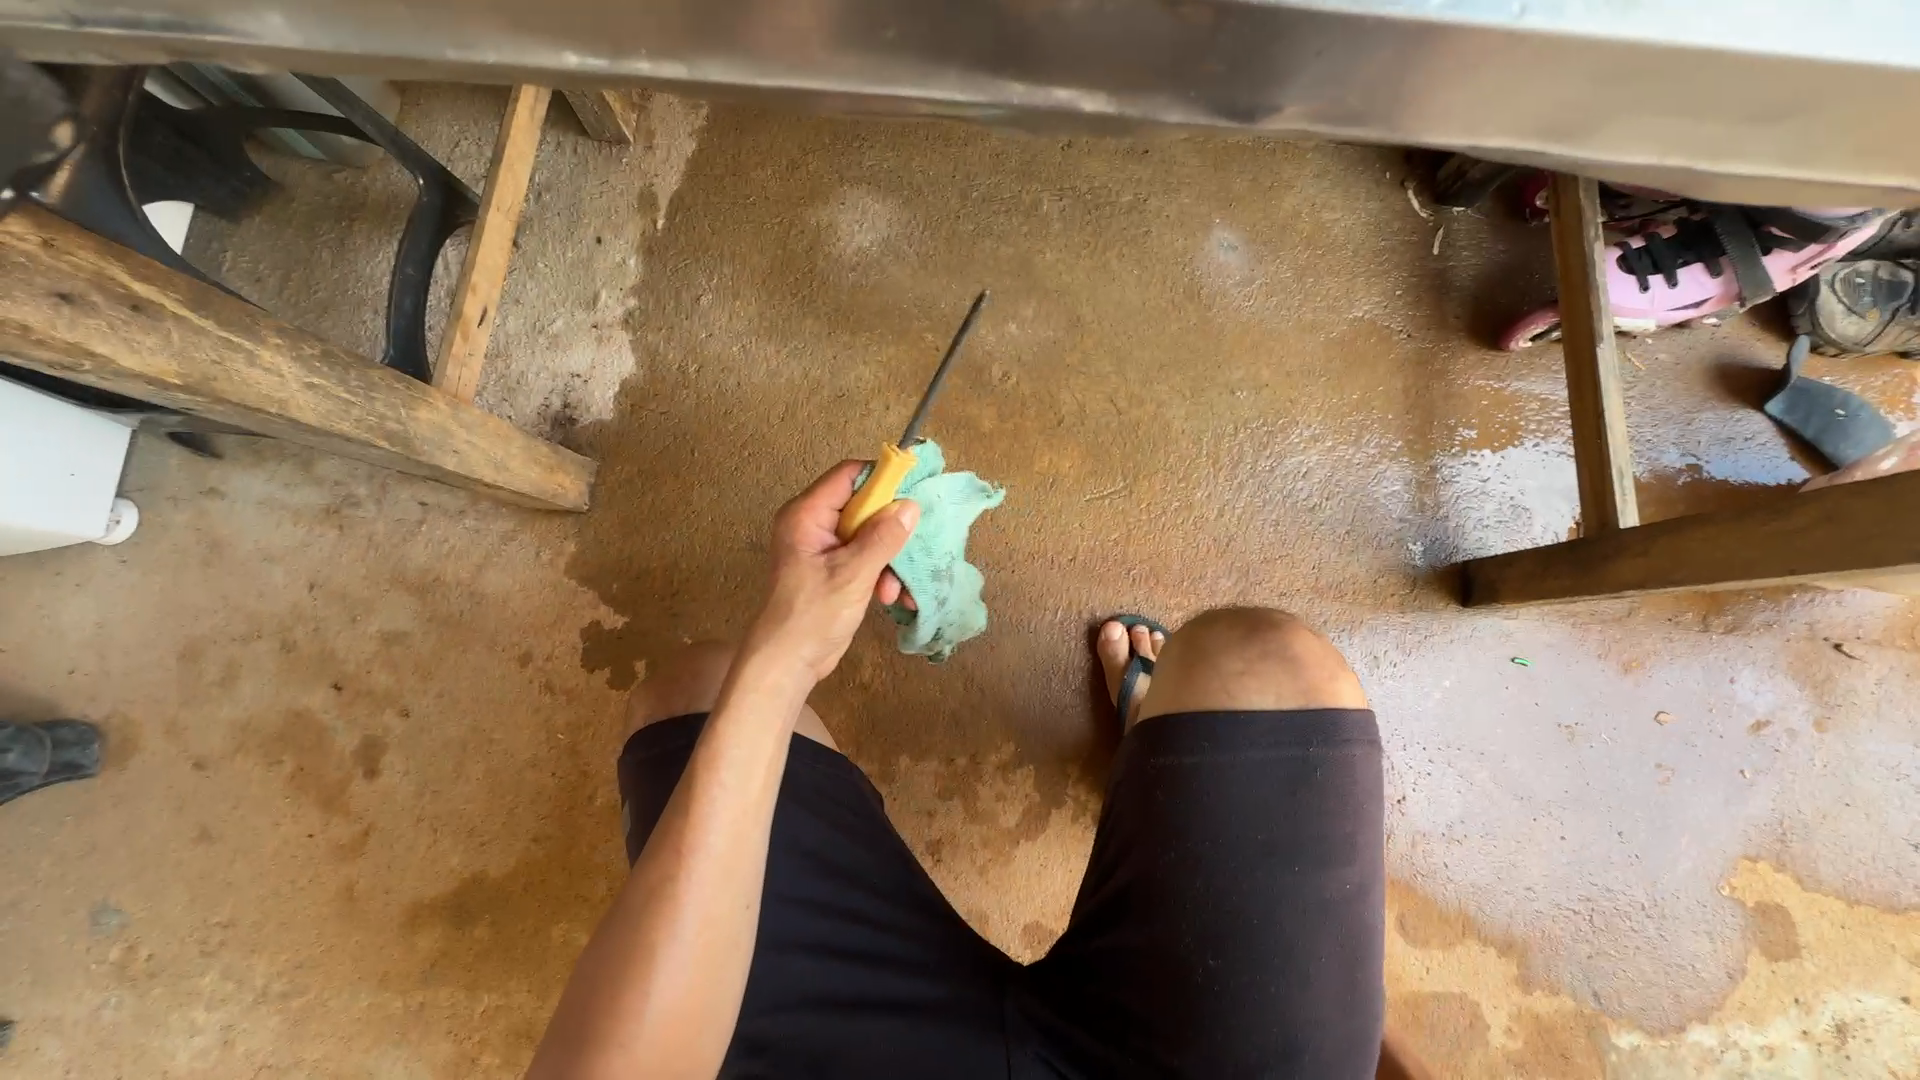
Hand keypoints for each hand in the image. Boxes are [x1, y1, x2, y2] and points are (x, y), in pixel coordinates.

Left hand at [748, 461, 920, 682]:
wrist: (787, 663)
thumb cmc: (812, 615)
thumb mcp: (852, 574)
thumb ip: (883, 538)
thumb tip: (911, 506)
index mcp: (806, 515)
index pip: (849, 475)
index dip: (883, 478)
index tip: (916, 490)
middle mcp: (813, 525)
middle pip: (864, 507)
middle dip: (891, 530)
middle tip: (914, 546)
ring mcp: (824, 549)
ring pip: (870, 535)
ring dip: (890, 559)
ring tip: (896, 589)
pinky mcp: (834, 571)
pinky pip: (866, 558)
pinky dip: (881, 574)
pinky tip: (892, 598)